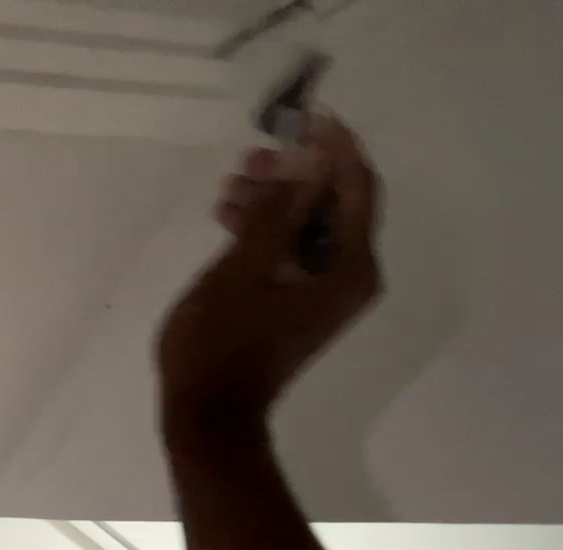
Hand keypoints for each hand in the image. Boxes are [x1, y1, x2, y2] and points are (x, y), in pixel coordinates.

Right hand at [157, 116, 383, 443]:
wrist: (207, 414)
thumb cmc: (218, 344)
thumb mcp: (241, 271)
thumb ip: (276, 215)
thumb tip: (306, 165)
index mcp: (349, 267)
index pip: (355, 186)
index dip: (332, 148)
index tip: (301, 121)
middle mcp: (349, 278)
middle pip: (332, 208)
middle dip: (292, 177)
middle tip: (249, 159)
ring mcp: (322, 298)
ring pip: (306, 233)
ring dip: (273, 206)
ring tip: (229, 190)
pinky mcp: (295, 311)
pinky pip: (291, 258)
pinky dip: (266, 238)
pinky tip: (233, 225)